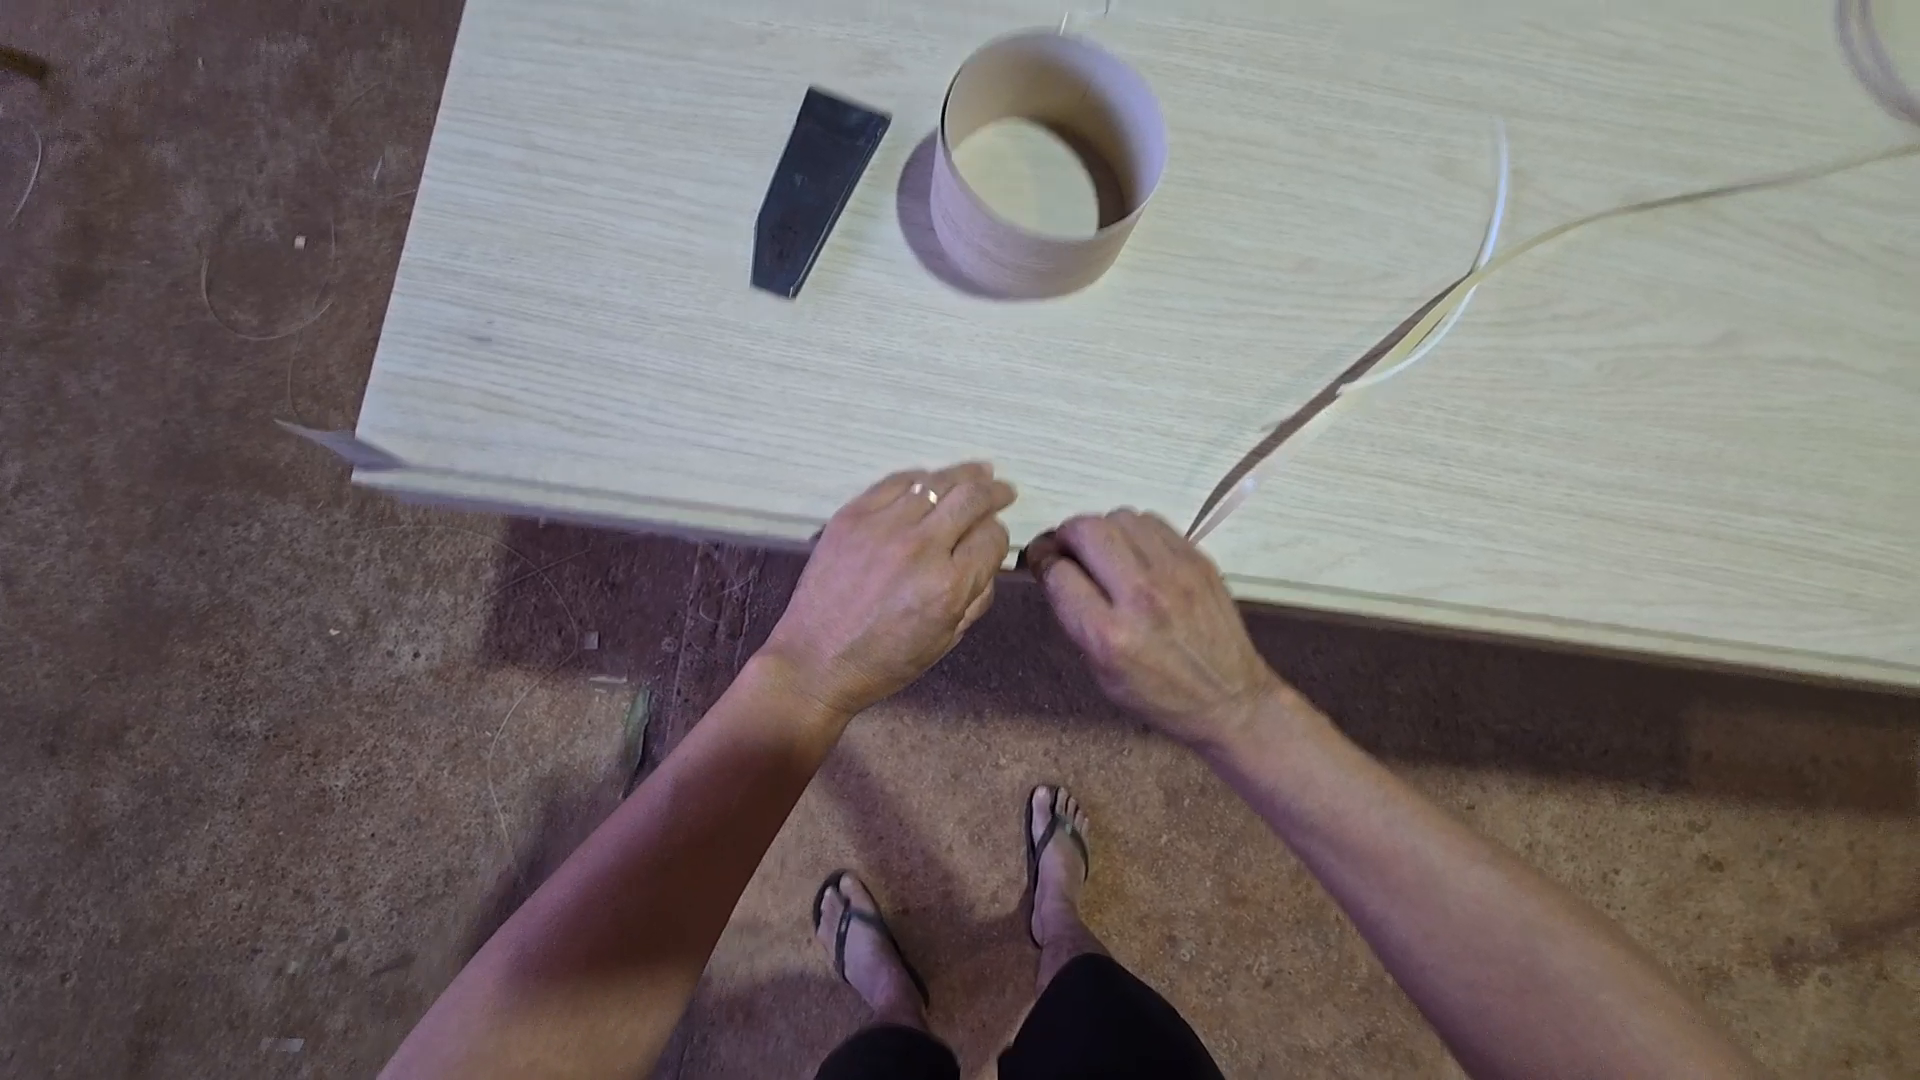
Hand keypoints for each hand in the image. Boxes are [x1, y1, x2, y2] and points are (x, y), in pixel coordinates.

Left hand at [760, 463, 1014, 716]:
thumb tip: (990, 556)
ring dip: (963, 476)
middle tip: (1003, 489)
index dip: (1001, 535)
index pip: (993, 537)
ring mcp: (884, 526)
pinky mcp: (852, 516)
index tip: (995, 537)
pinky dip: (919, 478)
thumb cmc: (886, 662)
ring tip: (977, 472)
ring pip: (935, 482)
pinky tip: (929, 480)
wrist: (815, 660)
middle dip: (994, 491)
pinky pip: (895, 481)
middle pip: (971, 498)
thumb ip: (977, 594)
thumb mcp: (947, 639)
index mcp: (949, 585)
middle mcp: (921, 547)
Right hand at [1026, 510, 1289, 749]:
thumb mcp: (1099, 670)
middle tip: (1068, 551)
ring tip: (1104, 552)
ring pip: (1119, 517)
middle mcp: (1141, 596)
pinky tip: (1135, 554)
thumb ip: (1074, 616)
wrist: (1230, 699)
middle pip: (1087, 530)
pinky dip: (1133, 532)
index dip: (1042, 563)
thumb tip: (1054, 567)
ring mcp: (1175, 573)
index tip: (1043, 564)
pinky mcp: (1198, 560)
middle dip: (1067, 536)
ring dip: (1101, 530)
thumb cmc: (1156, 695)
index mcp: (1109, 635)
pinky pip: (1152, 522)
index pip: (1058, 572)